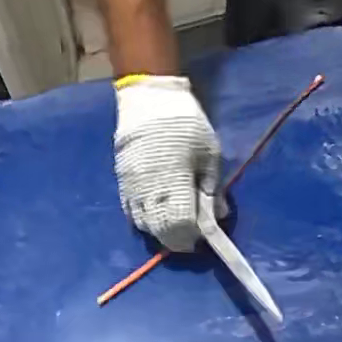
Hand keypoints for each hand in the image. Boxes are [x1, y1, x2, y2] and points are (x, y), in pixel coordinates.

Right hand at [113, 75, 222, 253]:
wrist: (147, 102)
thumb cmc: (185, 124)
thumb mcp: (209, 151)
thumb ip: (212, 187)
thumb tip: (218, 215)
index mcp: (174, 182)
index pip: (180, 224)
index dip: (191, 236)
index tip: (201, 238)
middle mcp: (150, 192)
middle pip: (161, 230)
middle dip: (177, 239)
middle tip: (190, 237)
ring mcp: (133, 191)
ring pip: (144, 226)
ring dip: (161, 232)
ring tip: (174, 227)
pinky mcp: (123, 186)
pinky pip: (132, 215)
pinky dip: (146, 222)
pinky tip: (157, 216)